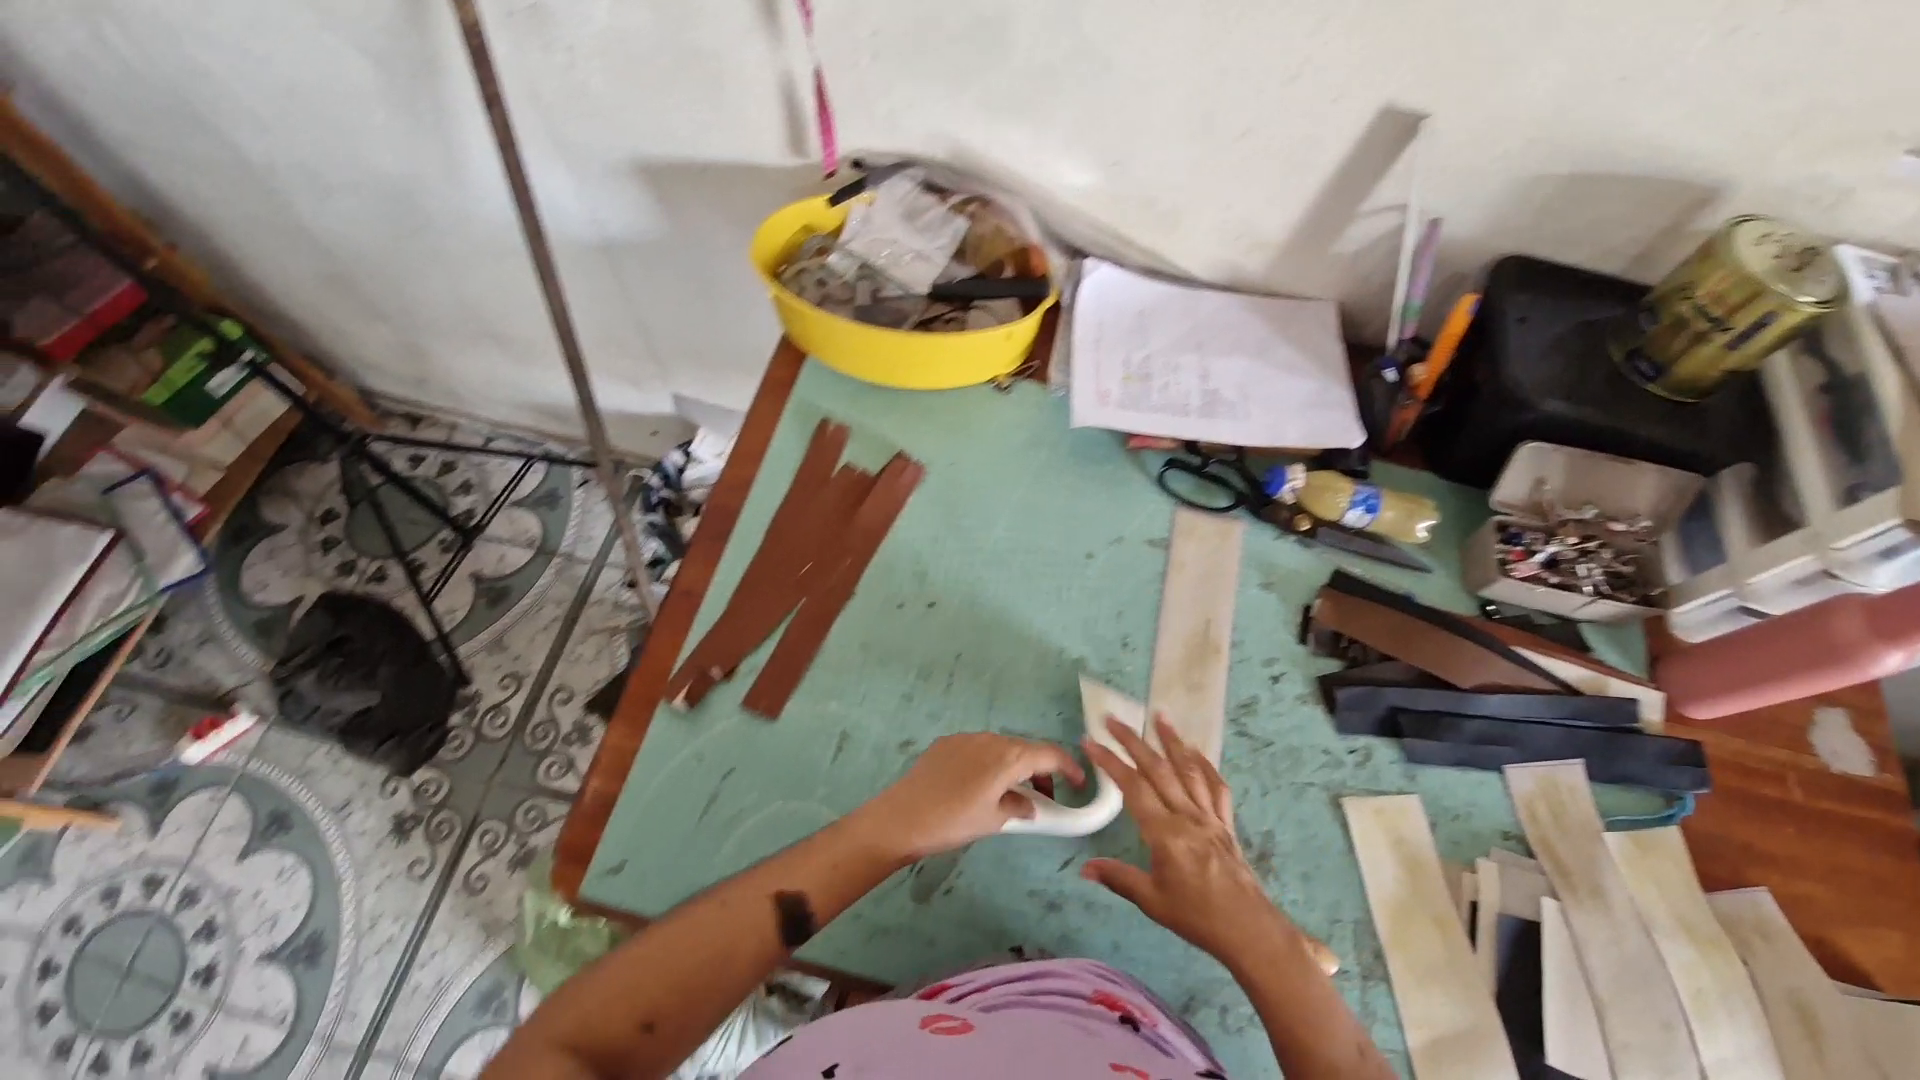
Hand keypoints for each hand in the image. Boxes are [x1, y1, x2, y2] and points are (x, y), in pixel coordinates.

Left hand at [851, 733, 1085, 861]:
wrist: (901, 818)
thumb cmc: (953, 822)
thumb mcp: (994, 821)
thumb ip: (1020, 809)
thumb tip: (1029, 806)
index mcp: (1008, 756)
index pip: (1050, 754)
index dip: (1069, 767)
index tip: (1079, 783)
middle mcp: (990, 739)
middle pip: (1026, 749)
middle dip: (1041, 771)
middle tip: (1045, 798)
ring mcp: (966, 738)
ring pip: (1001, 748)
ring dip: (1014, 767)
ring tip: (1012, 795)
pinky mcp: (946, 743)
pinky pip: (979, 749)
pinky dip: (990, 764)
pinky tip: (981, 787)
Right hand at [1080, 716, 1297, 963]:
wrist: (1250, 931)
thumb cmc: (1197, 917)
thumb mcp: (1152, 900)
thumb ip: (1118, 878)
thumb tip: (1084, 868)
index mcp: (1165, 833)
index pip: (1132, 788)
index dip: (1110, 762)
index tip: (1090, 741)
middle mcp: (1188, 817)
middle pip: (1158, 770)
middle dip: (1134, 741)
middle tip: (1114, 719)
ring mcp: (1210, 818)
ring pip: (1189, 770)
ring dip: (1172, 741)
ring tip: (1160, 716)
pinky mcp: (1226, 825)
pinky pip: (1215, 788)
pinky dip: (1205, 765)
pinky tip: (1196, 752)